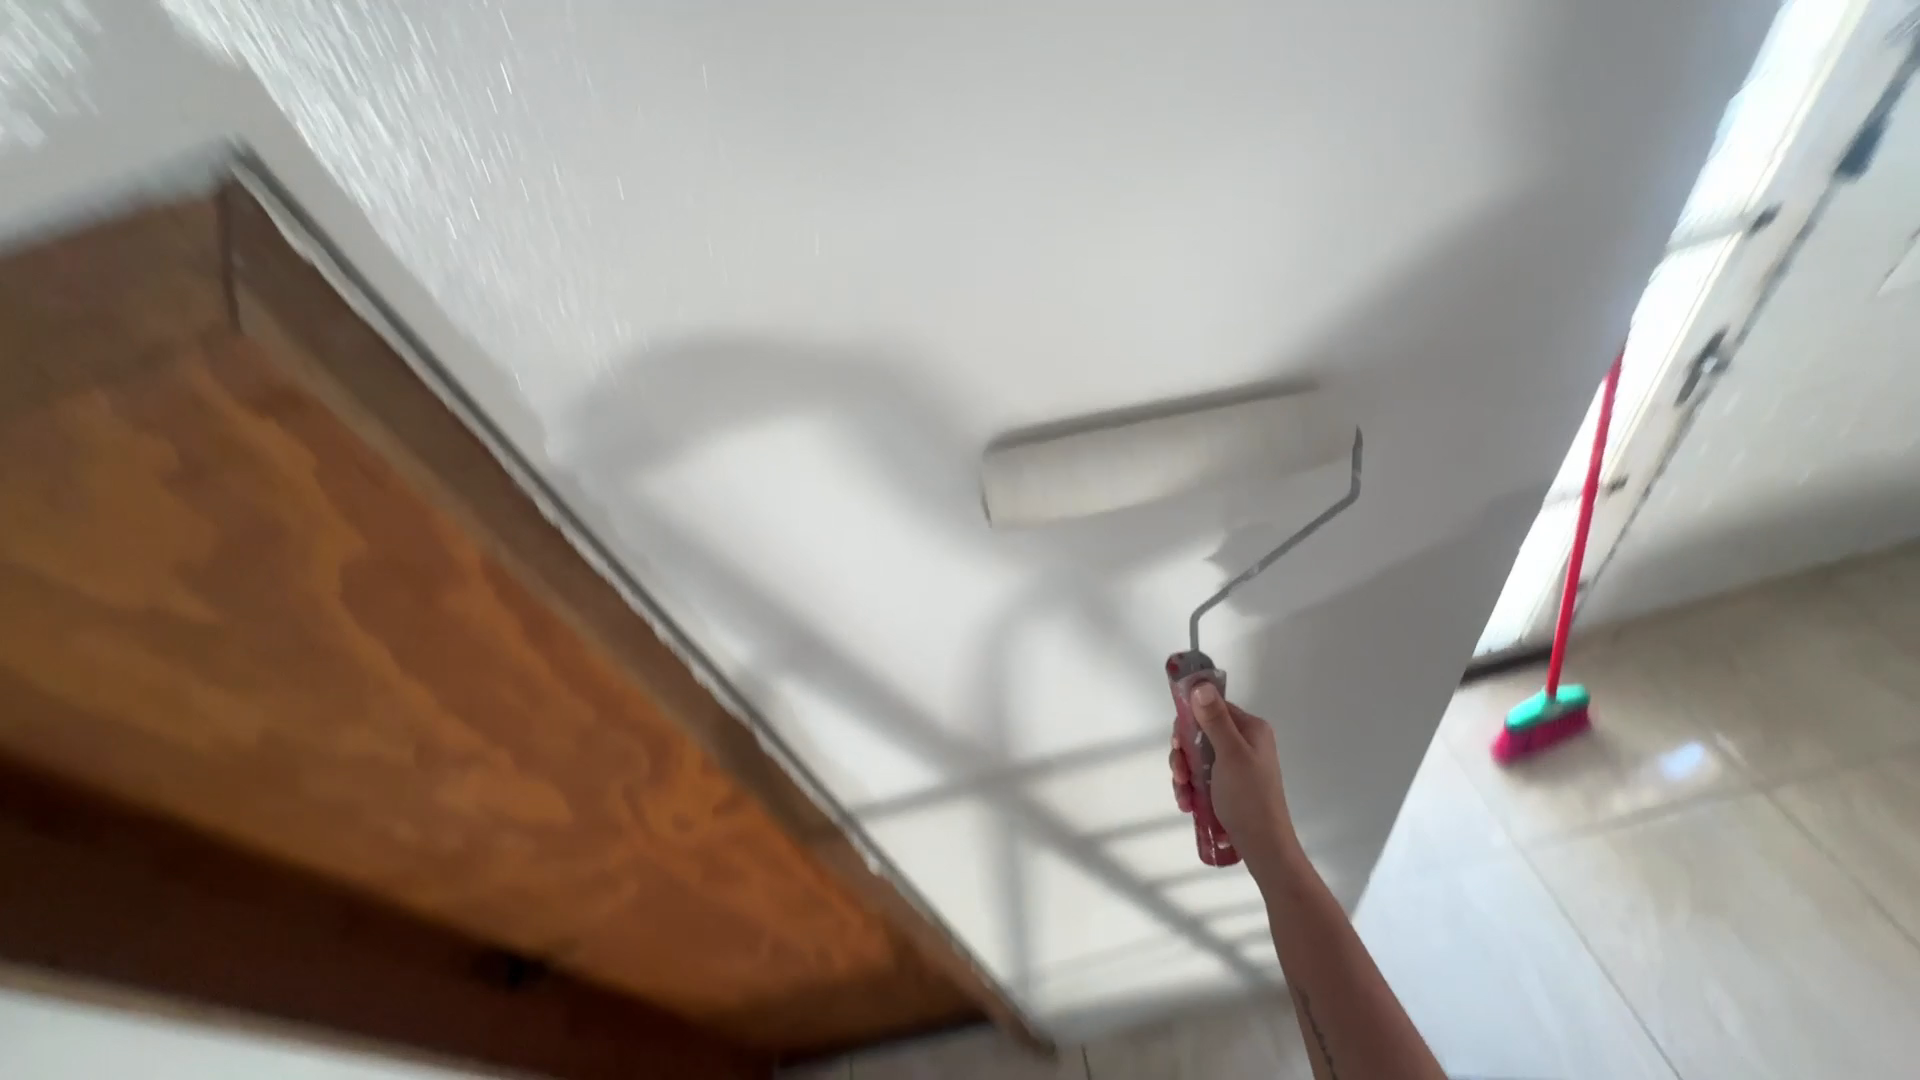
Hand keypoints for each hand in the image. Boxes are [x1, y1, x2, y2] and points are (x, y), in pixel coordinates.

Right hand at [1169, 682, 1298, 870]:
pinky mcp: (1229, 785)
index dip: (1189, 722)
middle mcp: (1244, 742)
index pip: (1211, 707)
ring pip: (1196, 757)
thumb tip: (1200, 684)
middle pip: (1199, 734)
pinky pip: (1201, 777)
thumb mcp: (1229, 755)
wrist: (1264, 848)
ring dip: (1184, 775)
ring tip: (1184, 796)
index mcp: (1250, 729)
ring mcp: (1236, 765)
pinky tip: (1188, 804)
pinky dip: (1190, 788)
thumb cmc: (1249, 798)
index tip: (1178, 742)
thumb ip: (1214, 720)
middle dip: (1183, 755)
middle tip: (1179, 773)